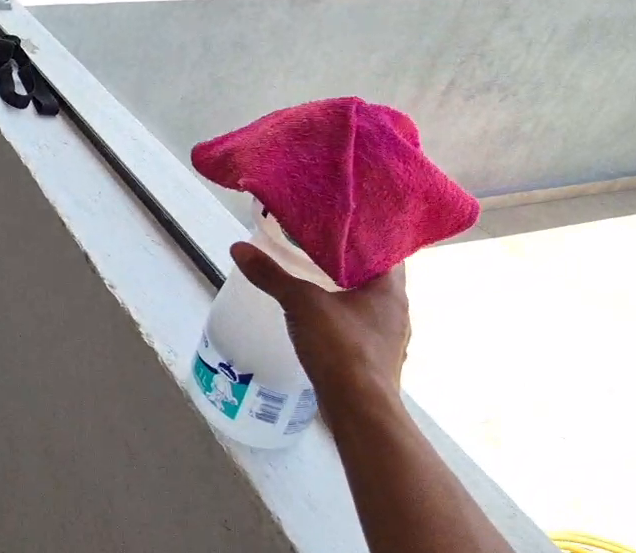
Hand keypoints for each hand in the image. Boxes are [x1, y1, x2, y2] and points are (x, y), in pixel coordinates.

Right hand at [229, 241, 410, 414]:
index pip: (385, 251)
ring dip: (343, 290)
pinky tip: (316, 315)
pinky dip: (339, 315)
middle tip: (315, 244)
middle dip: (346, 262)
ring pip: (365, 303)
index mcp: (390, 292)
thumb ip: (271, 275)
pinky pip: (357, 325)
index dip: (364, 235)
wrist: (360, 411)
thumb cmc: (341, 348)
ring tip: (312, 276)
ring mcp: (388, 339)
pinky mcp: (374, 359)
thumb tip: (238, 248)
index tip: (338, 224)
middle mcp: (397, 313)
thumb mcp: (300, 302)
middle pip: (373, 277)